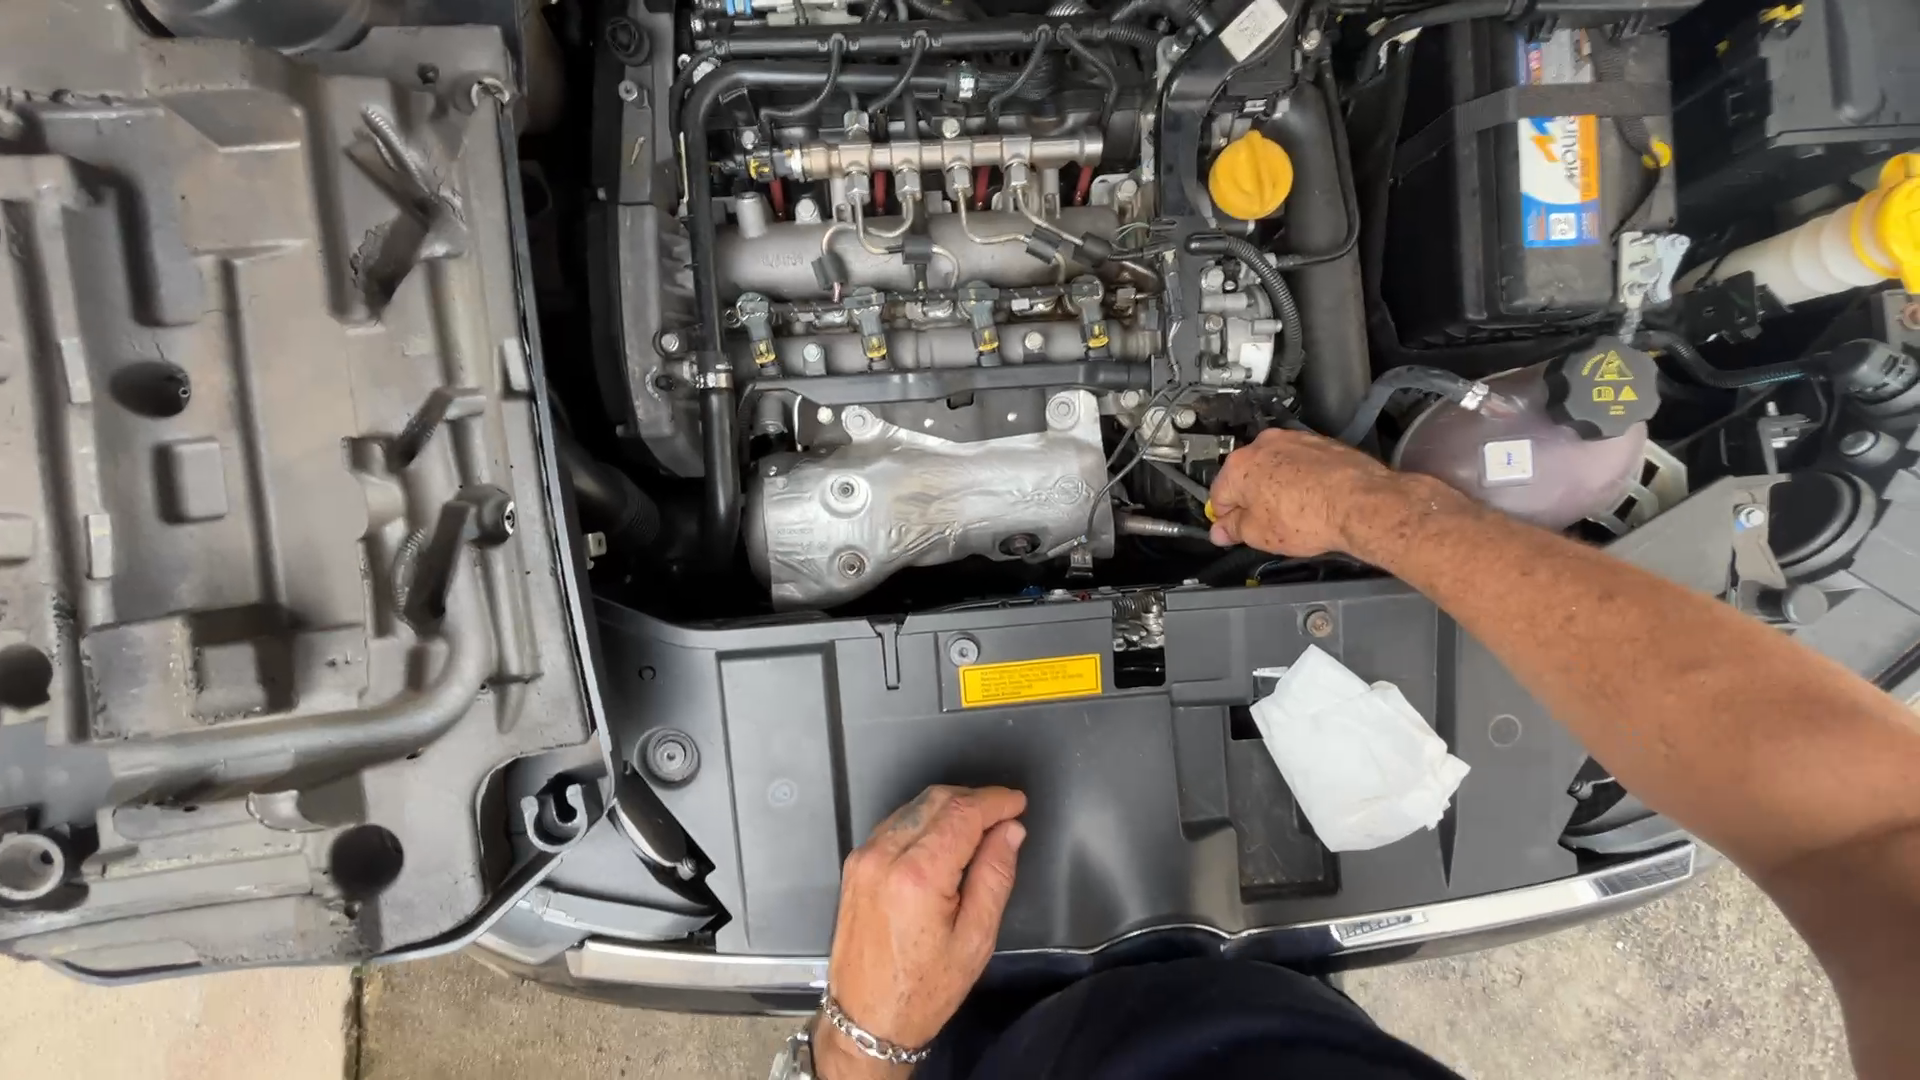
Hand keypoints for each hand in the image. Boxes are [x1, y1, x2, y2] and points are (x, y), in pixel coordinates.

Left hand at [813, 785, 1027, 1079]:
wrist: (865, 1019)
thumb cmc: (925, 988)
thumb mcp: (976, 939)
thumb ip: (996, 875)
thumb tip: (1011, 830)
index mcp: (918, 875)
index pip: (963, 812)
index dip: (995, 800)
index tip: (1018, 802)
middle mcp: (886, 854)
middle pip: (938, 799)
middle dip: (975, 799)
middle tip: (1003, 814)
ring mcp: (865, 855)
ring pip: (916, 805)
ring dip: (950, 806)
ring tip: (979, 826)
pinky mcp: (856, 861)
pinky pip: (897, 821)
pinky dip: (926, 818)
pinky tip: (944, 836)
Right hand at [1208, 427, 1437, 555]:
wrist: (1362, 503)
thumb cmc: (1311, 516)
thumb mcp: (1258, 535)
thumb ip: (1233, 530)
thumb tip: (1222, 531)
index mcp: (1238, 466)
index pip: (1218, 496)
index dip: (1226, 518)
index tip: (1234, 530)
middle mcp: (1263, 446)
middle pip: (1245, 477)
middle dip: (1252, 500)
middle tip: (1266, 524)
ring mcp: (1294, 441)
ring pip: (1274, 468)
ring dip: (1277, 488)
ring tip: (1294, 513)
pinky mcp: (1320, 443)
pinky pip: (1300, 463)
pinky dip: (1301, 479)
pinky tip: (1312, 500)